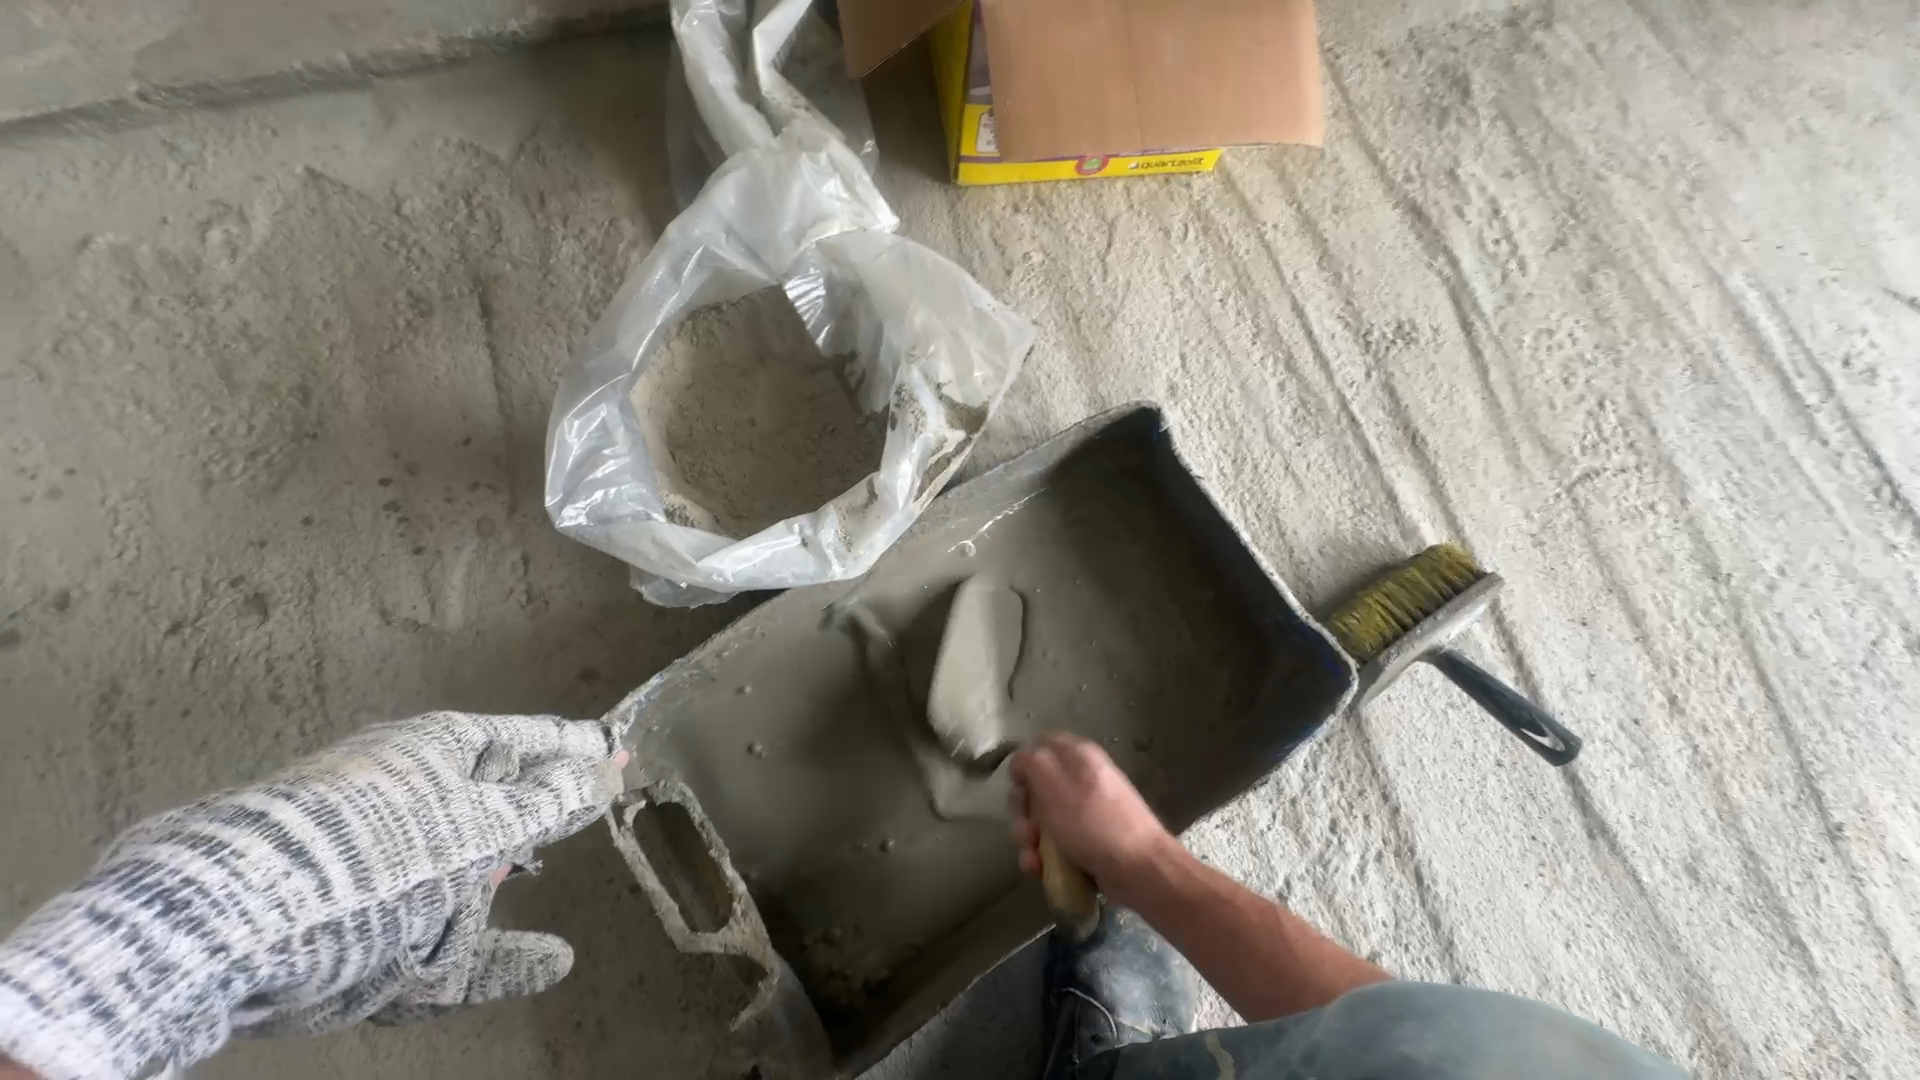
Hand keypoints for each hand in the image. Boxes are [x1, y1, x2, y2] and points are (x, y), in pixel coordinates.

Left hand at [0, 713, 628, 1079]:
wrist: (222, 933)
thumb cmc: (374, 851)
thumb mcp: (479, 822)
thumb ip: (550, 801)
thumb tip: (605, 770)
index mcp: (439, 754)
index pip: (532, 742)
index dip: (581, 747)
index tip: (622, 750)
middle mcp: (412, 805)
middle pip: (495, 806)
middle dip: (534, 816)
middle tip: (578, 817)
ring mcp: (382, 874)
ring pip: (465, 878)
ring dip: (497, 890)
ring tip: (513, 903)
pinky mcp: (364, 938)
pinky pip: (447, 949)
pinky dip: (496, 959)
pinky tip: (548, 963)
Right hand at [1006, 732, 1175, 899]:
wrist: (1140, 869)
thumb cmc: (1092, 823)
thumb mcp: (1053, 784)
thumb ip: (1030, 761)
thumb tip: (1020, 758)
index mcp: (1077, 755)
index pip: (1038, 745)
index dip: (1022, 766)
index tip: (1020, 789)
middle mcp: (1081, 777)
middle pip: (1035, 785)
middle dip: (1022, 812)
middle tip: (1026, 832)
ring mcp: (1085, 810)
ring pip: (1042, 817)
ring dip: (1029, 839)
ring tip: (1033, 859)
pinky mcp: (1087, 838)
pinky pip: (1056, 840)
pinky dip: (1044, 855)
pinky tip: (1040, 870)